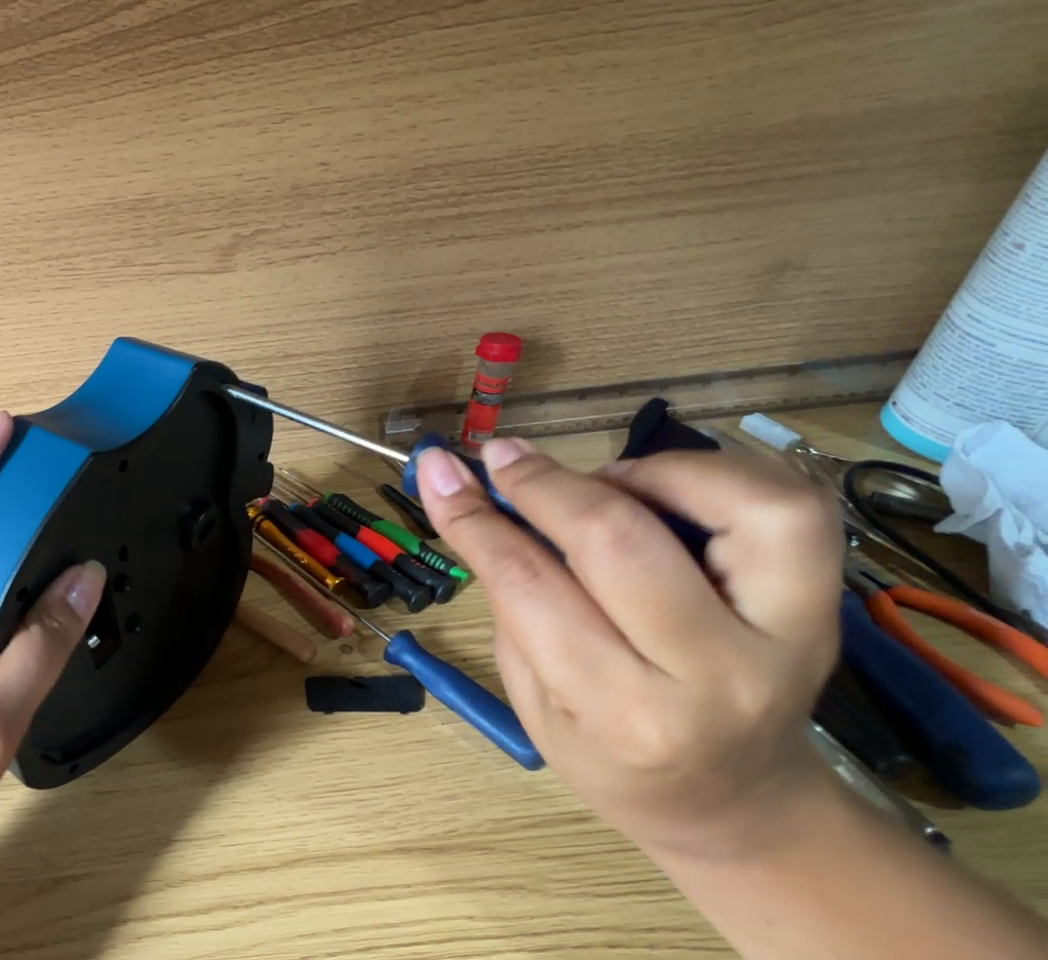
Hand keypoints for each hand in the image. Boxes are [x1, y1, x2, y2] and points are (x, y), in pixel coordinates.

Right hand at [415, 438, 843, 861]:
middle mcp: (713, 675)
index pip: (529, 585)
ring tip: (605, 482)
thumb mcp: (535, 694)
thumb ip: (512, 592)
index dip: (473, 518)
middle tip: (503, 458)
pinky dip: (715, 476)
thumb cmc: (610, 755)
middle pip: (618, 541)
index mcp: (621, 711)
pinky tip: (662, 490)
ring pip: (741, 509)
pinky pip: (788, 507)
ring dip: (651, 472)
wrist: (734, 804)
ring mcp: (788, 637)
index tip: (438, 470)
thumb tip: (470, 490)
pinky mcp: (823, 607)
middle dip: (543, 483)